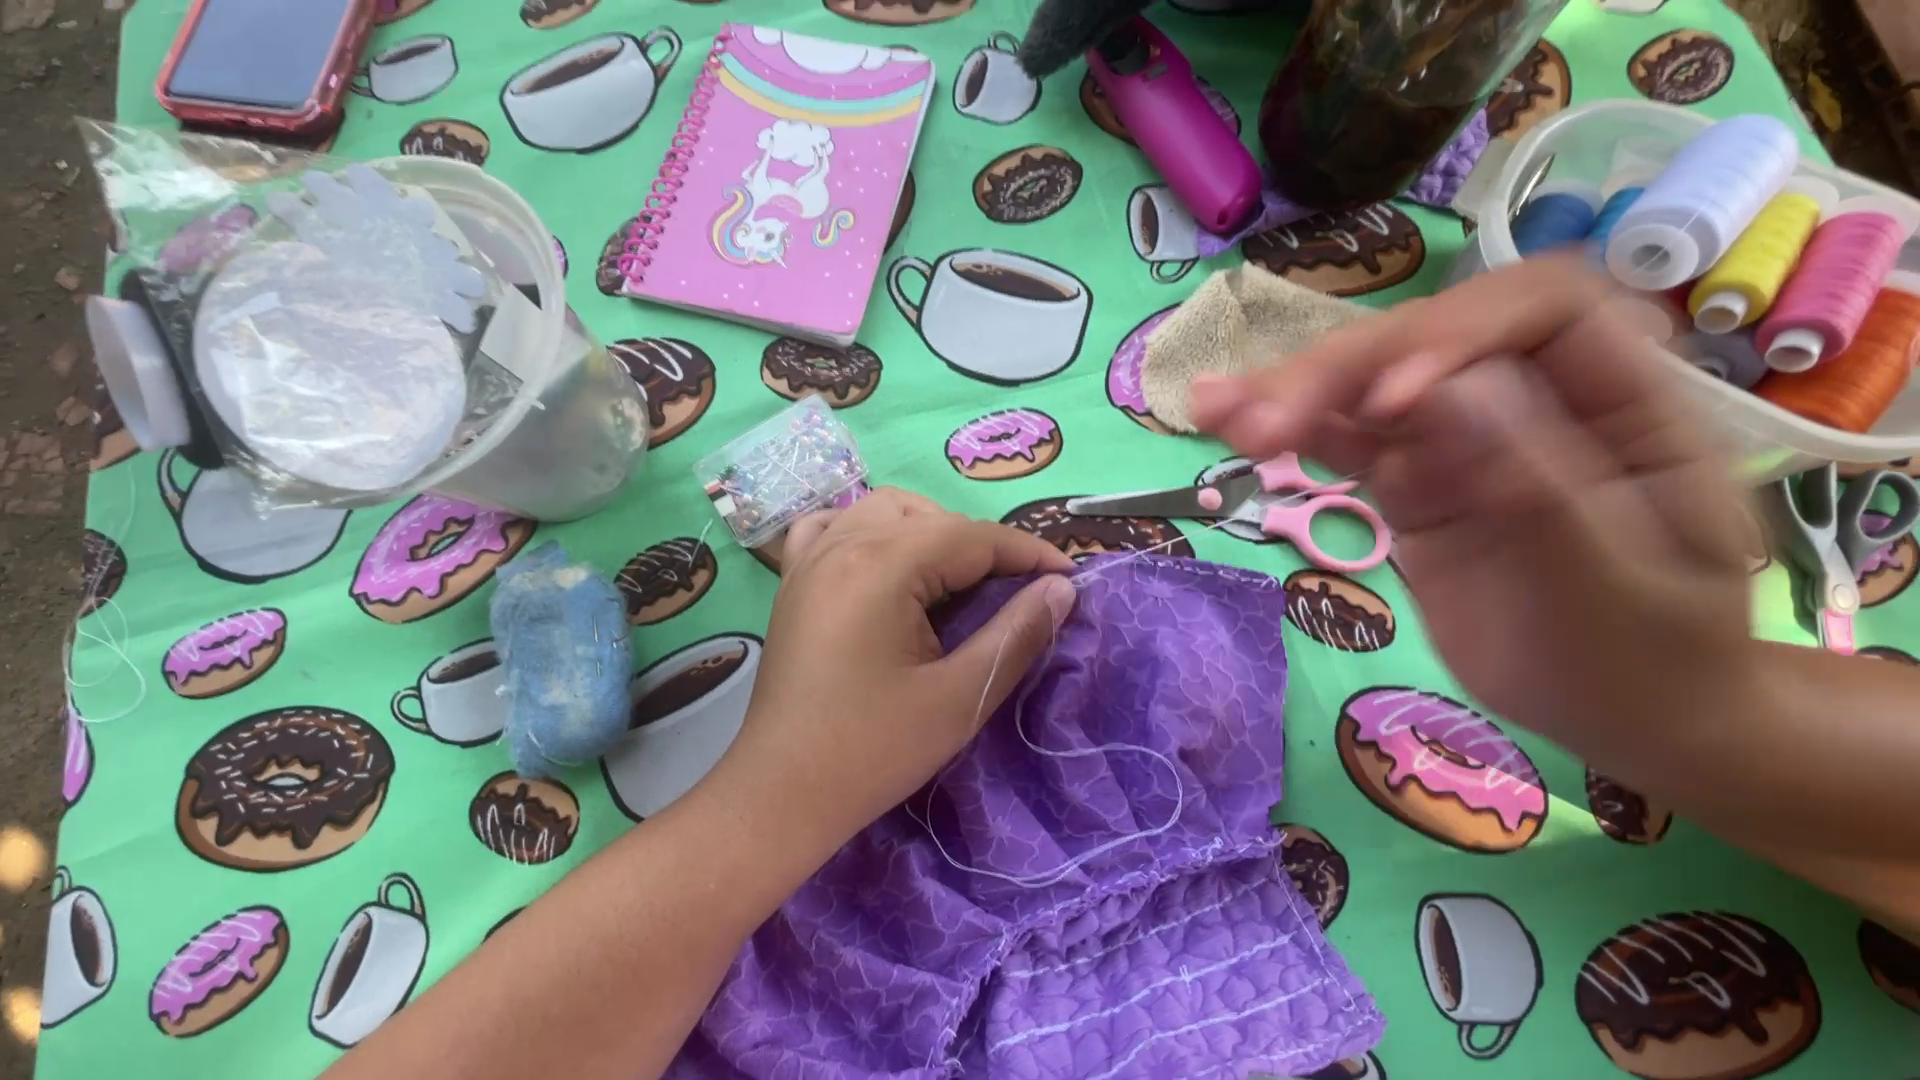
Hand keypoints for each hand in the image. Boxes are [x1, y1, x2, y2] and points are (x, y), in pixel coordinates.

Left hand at [709, 489, 1076, 851]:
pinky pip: (835, 526)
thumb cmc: (872, 750)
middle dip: (984, 546)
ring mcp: (809, 559)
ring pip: (885, 510)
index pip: (972, 536)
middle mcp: (842, 545)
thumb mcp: (958, 699)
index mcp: (880, 566)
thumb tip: (1060, 589)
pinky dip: (871, 530)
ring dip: (932, 530)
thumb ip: (1016, 636)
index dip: (1028, 552)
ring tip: (958, 579)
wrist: (780, 793)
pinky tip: (886, 562)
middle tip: (1017, 592)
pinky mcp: (793, 581)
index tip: (1069, 578)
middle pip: (932, 517)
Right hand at [1188, 257, 1755, 759]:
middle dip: (1345, 370)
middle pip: (1429, 342)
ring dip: (1294, 392)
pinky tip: (1229, 425)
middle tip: (1265, 419)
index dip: (1455, 335)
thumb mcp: (1609, 585)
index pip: (1539, 312)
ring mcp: (1464, 436)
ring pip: (1371, 384)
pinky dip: (1290, 431)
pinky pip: (1345, 438)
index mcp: (1624, 402)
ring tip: (1216, 409)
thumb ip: (1534, 485)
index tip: (1389, 403)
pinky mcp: (1411, 477)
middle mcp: (1535, 397)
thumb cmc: (1642, 658)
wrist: (1621, 711)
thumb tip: (1445, 393)